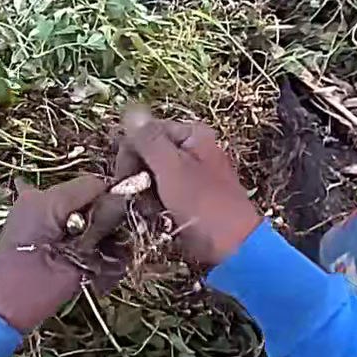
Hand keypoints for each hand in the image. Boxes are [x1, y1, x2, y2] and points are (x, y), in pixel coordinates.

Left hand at [0, 174, 112, 332]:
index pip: (94, 184)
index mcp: (47, 201)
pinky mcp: (26, 222)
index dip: (112, 202)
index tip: (122, 229)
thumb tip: (124, 202)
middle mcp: (36, 197)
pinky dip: (71, 231)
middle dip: (100, 219)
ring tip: (91, 259)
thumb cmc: (35, 291)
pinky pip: (59, 217)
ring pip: (74, 207)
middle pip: (84, 195)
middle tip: (108, 250)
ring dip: (87, 228)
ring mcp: (28, 208)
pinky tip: (74, 253)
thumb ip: (100, 227)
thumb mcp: (77, 261)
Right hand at [119, 109, 260, 265]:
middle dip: (138, 174)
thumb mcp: (172, 168)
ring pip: (150, 174)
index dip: (130, 151)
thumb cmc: (203, 204)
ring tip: (152, 209)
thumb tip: (131, 111)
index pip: (146, 131)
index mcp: (193, 135)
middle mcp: (192, 148)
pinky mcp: (188, 194)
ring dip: (144, 192)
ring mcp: (191, 172)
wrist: (232, 246)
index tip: (124, 175)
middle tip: (137, 194)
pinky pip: (161, 191)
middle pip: (147, 152)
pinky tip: (159, 215)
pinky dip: (155, 203)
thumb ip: (149, 140)